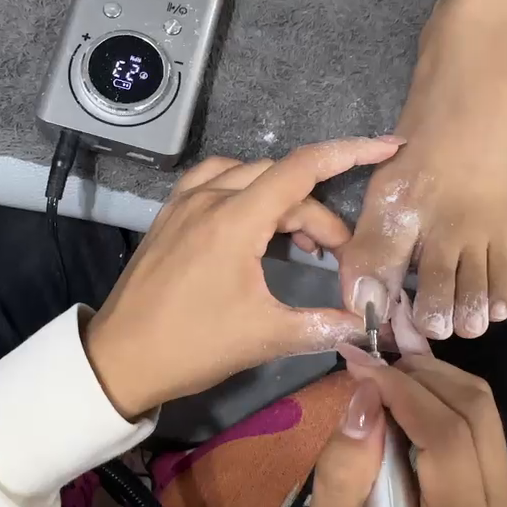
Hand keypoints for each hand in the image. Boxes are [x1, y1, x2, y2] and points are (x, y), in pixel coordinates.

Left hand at [83, 136, 403, 418]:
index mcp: (234, 220)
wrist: (119, 358)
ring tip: (298, 239)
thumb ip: (321, 324)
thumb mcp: (264, 337)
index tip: (386, 148)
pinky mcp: (169, 214)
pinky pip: (214, 181)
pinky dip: (243, 190)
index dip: (349, 153)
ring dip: (280, 198)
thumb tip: (366, 323)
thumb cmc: (192, 346)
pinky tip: (251, 220)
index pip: (301, 169)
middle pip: (279, 179)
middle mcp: (208, 197)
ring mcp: (183, 202)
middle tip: (333, 255)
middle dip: (316, 211)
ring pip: (246, 175)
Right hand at [307, 342, 506, 506]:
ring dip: (431, 376)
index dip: (404, 392)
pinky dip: (441, 388)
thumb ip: (343, 473)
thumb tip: (364, 396)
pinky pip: (480, 417)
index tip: (358, 365)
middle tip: (368, 367)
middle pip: (474, 413)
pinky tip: (405, 384)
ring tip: (383, 374)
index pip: (448, 441)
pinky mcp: (501, 484)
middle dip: (417, 375)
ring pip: (482, 407)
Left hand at [340, 0, 506, 338]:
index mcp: (414, 214)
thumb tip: (359, 283)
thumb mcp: (393, 162)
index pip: (390, 279)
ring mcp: (503, 224)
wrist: (505, 61)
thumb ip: (378, 226)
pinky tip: (504, 298)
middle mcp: (461, 231)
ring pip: (487, 289)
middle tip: (425, 334)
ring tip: (464, 324)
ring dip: (473, 310)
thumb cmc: (438, 101)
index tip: (375, 321)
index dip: (381, 304)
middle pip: (446, 294)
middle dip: (432, 318)